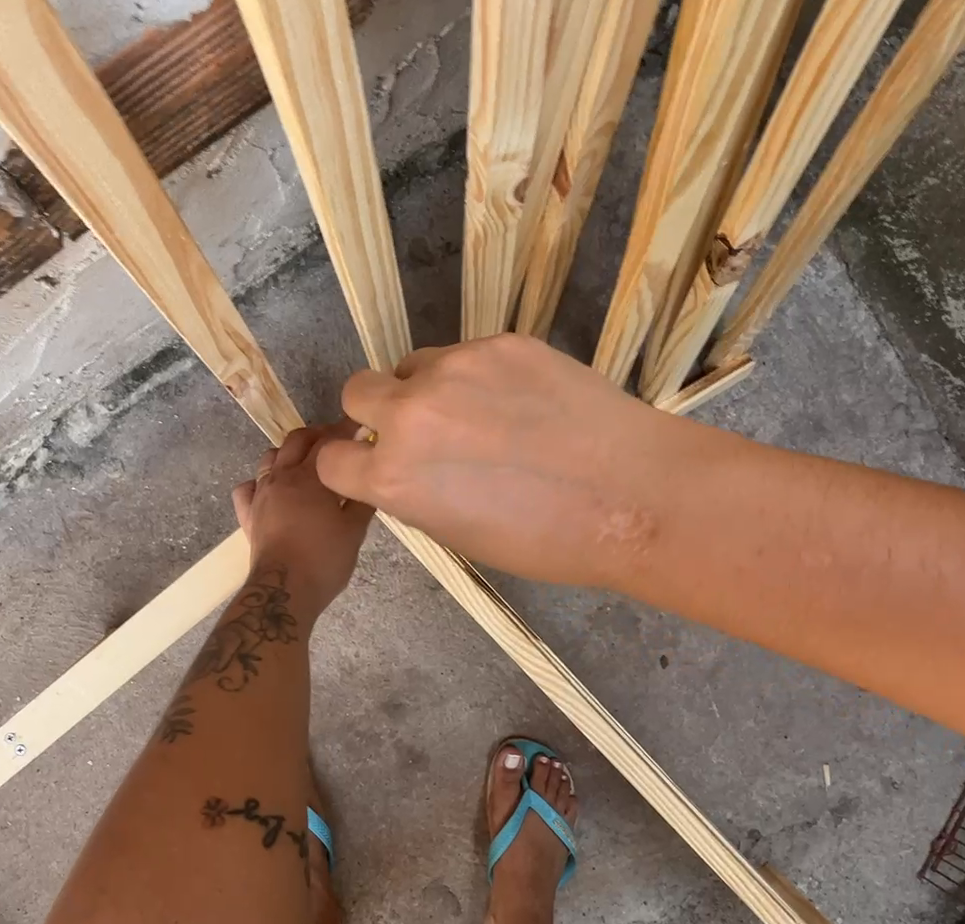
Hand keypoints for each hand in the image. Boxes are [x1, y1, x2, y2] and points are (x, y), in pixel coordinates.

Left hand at [232, 420, 376, 614]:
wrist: (285, 589)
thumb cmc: (325, 559)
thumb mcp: (355, 530)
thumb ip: (362, 500)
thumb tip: (369, 478)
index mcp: (312, 476)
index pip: (330, 440)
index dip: (346, 429)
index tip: (361, 425)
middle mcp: (282, 476)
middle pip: (297, 440)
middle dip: (317, 434)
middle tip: (336, 441)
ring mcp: (261, 494)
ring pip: (270, 458)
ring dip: (288, 453)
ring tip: (304, 464)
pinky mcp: (248, 514)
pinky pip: (247, 488)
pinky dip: (258, 483)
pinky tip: (269, 491)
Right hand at [315, 334, 683, 588]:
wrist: (633, 497)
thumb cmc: (546, 541)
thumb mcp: (458, 534)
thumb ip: (414, 494)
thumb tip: (407, 468)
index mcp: (392, 478)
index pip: (331, 459)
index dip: (351, 463)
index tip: (375, 463)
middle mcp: (409, 415)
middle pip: (357, 389)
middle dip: (377, 409)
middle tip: (422, 428)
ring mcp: (454, 369)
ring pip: (413, 364)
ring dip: (428, 386)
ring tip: (483, 412)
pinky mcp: (499, 342)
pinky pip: (466, 353)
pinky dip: (480, 374)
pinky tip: (525, 400)